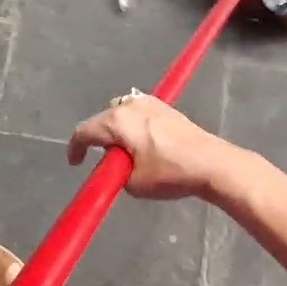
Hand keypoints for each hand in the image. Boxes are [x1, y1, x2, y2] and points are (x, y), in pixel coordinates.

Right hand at [67, 94, 250, 201]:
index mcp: (116, 121)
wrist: (211, 163)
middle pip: (102, 117)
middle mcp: (129, 105)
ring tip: (123, 148)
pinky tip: (142, 141)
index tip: (76, 163)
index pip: (84, 131)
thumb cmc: (169, 173)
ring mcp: (149, 102)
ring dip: (116, 127)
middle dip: (97, 136)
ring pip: (121, 110)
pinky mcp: (166, 107)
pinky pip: (138, 111)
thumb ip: (113, 172)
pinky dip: (133, 123)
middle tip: (102, 158)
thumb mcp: (132, 182)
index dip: (75, 148)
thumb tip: (112, 164)